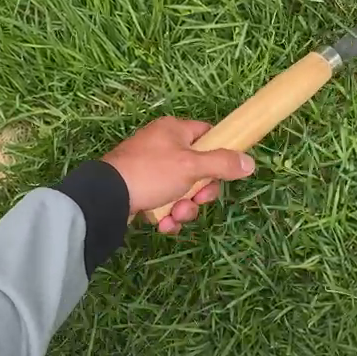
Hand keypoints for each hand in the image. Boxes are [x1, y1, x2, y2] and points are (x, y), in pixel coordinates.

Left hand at [103, 117, 255, 233]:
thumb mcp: (191, 167)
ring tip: (175, 217)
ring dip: (185, 208)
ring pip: (182, 189)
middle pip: (198, 168)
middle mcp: (163, 145)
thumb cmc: (151, 173)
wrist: (106, 197)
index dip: (221, 153)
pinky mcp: (141, 189)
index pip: (208, 134)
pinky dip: (168, 214)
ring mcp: (151, 168)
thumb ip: (222, 164)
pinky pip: (165, 201)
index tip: (226, 173)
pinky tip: (163, 225)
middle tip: (197, 201)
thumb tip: (250, 162)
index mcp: (174, 130)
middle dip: (200, 193)